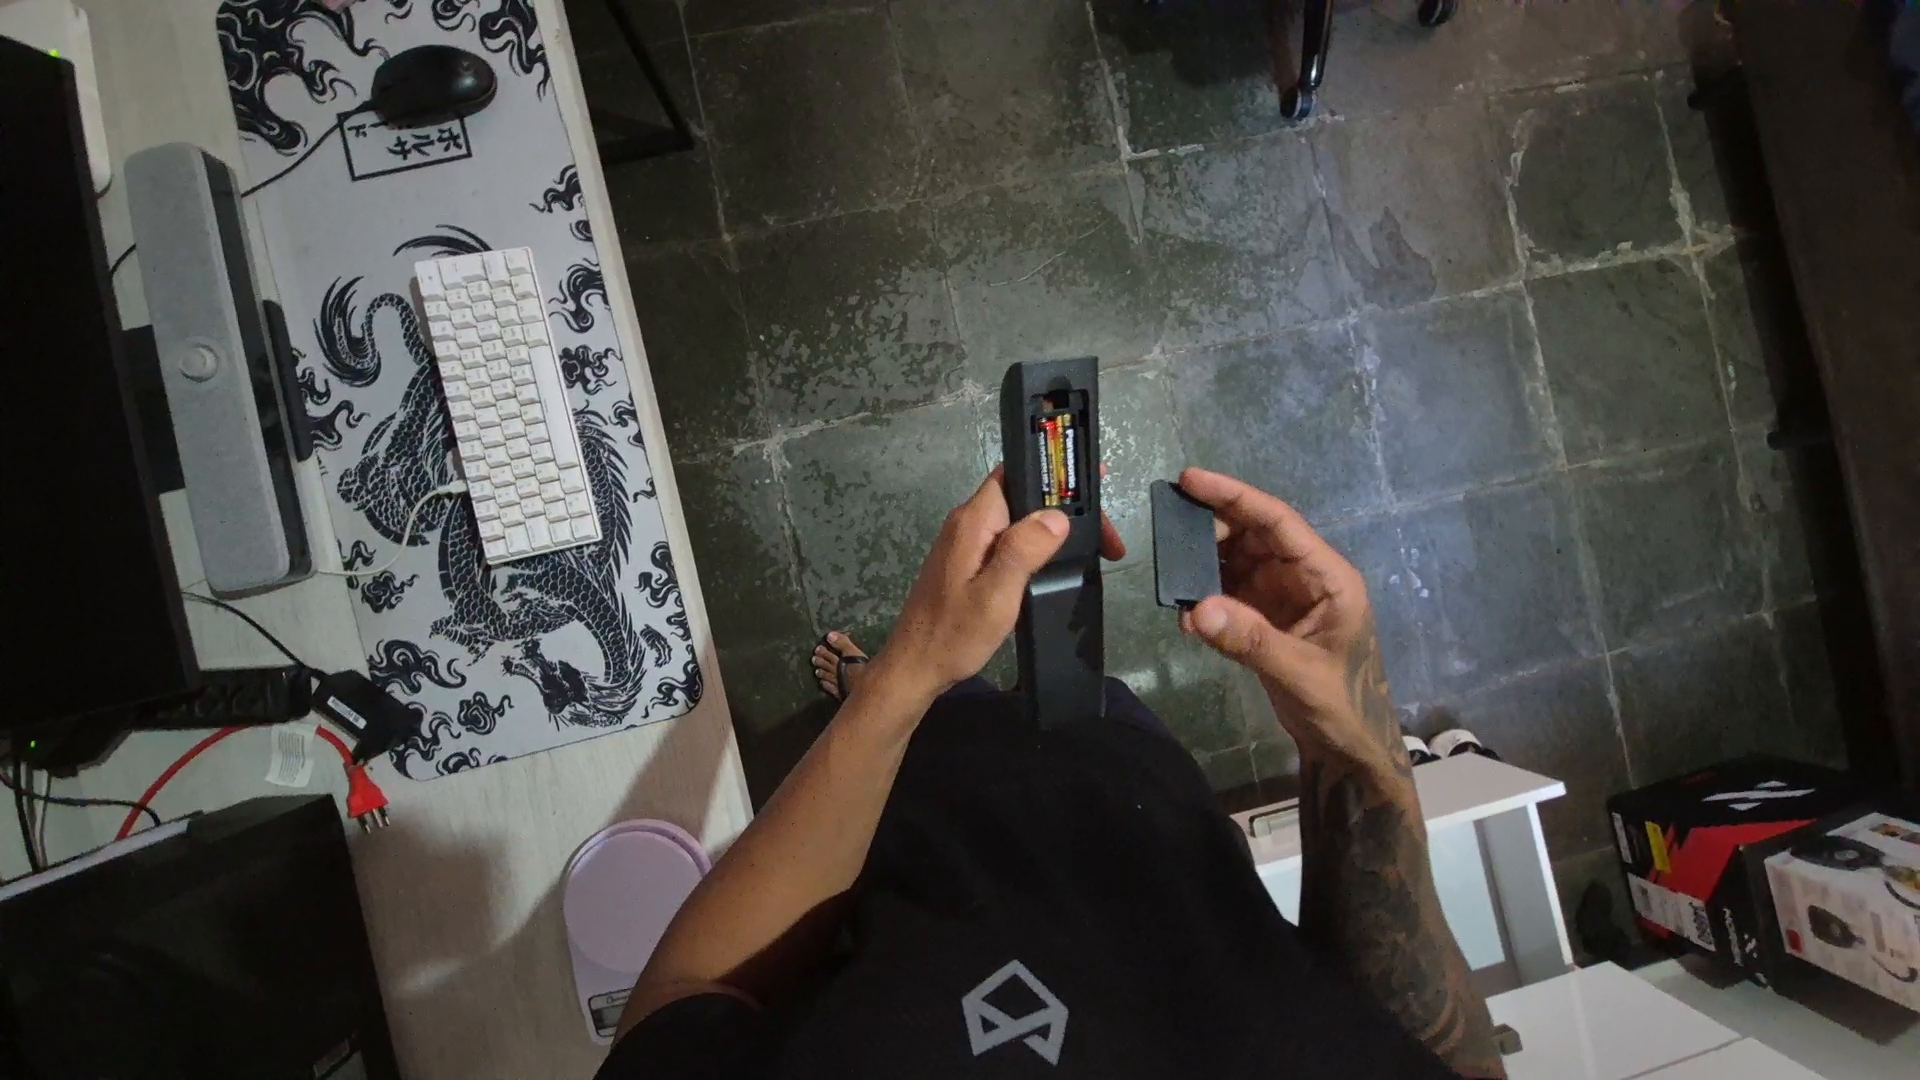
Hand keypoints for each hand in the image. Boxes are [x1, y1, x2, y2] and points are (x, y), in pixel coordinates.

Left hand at [874, 466, 1124, 699]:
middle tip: (1107, 539)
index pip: (1015, 474)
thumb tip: (1057, 515)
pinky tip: (1060, 564)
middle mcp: (968, 523)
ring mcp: (967, 542)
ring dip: (1056, 530)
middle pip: (1023, 496)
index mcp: (973, 522)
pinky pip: (1010, 540)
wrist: (917, 667)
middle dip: (1065, 509)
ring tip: (1096, 550)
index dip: (1055, 474)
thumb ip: (1022, 551)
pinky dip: (1039, 547)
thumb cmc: (954, 635)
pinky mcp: (970, 560)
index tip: (1092, 485)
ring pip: (1019, 519)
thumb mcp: (995, 596)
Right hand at [1175, 467, 1399, 768]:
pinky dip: (1203, 594)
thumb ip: (1248, 639)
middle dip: (1211, 527)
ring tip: (1169, 566)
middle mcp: (1303, 576)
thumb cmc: (1341, 705)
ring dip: (1202, 561)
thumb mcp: (1298, 672)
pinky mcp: (1263, 615)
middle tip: (1168, 531)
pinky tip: (1183, 608)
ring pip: (1235, 559)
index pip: (1278, 521)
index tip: (1191, 480)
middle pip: (1252, 534)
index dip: (1235, 496)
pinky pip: (1227, 591)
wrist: (1346, 747)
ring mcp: (1281, 595)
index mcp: (1327, 576)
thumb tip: (1193, 609)